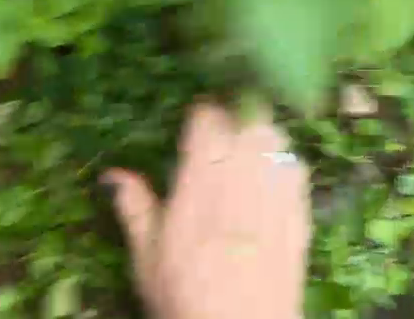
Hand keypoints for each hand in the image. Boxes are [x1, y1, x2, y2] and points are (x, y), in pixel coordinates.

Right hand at [103, 102, 310, 318]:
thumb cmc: (184, 298)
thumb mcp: (148, 258)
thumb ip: (135, 208)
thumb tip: (113, 174)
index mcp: (199, 178)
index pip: (206, 117)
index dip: (202, 115)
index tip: (197, 123)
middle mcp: (240, 174)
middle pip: (246, 116)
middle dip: (237, 118)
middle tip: (225, 135)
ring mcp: (274, 190)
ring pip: (275, 136)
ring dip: (262, 136)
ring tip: (250, 152)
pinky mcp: (300, 211)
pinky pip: (297, 169)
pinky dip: (286, 167)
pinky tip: (274, 182)